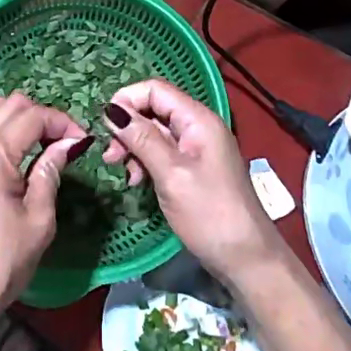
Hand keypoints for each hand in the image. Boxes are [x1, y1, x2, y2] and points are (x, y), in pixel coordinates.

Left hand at [0, 93, 88, 336]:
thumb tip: (68, 144)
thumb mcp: (38, 220)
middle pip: (8, 104)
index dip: (62, 122)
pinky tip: (16, 154)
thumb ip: (50, 172)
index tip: (83, 141)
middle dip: (41, 115)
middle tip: (64, 141)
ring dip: (17, 117)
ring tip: (42, 143)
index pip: (31, 116)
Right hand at [101, 80, 287, 282]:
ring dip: (132, 145)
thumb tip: (110, 109)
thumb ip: (141, 138)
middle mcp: (198, 126)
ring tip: (120, 170)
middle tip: (109, 154)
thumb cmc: (209, 213)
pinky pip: (161, 151)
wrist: (247, 260)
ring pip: (154, 131)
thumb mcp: (170, 174)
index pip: (154, 89)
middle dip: (126, 126)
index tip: (104, 124)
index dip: (126, 100)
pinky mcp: (193, 168)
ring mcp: (196, 148)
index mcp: (198, 120)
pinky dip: (144, 160)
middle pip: (152, 109)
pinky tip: (135, 179)